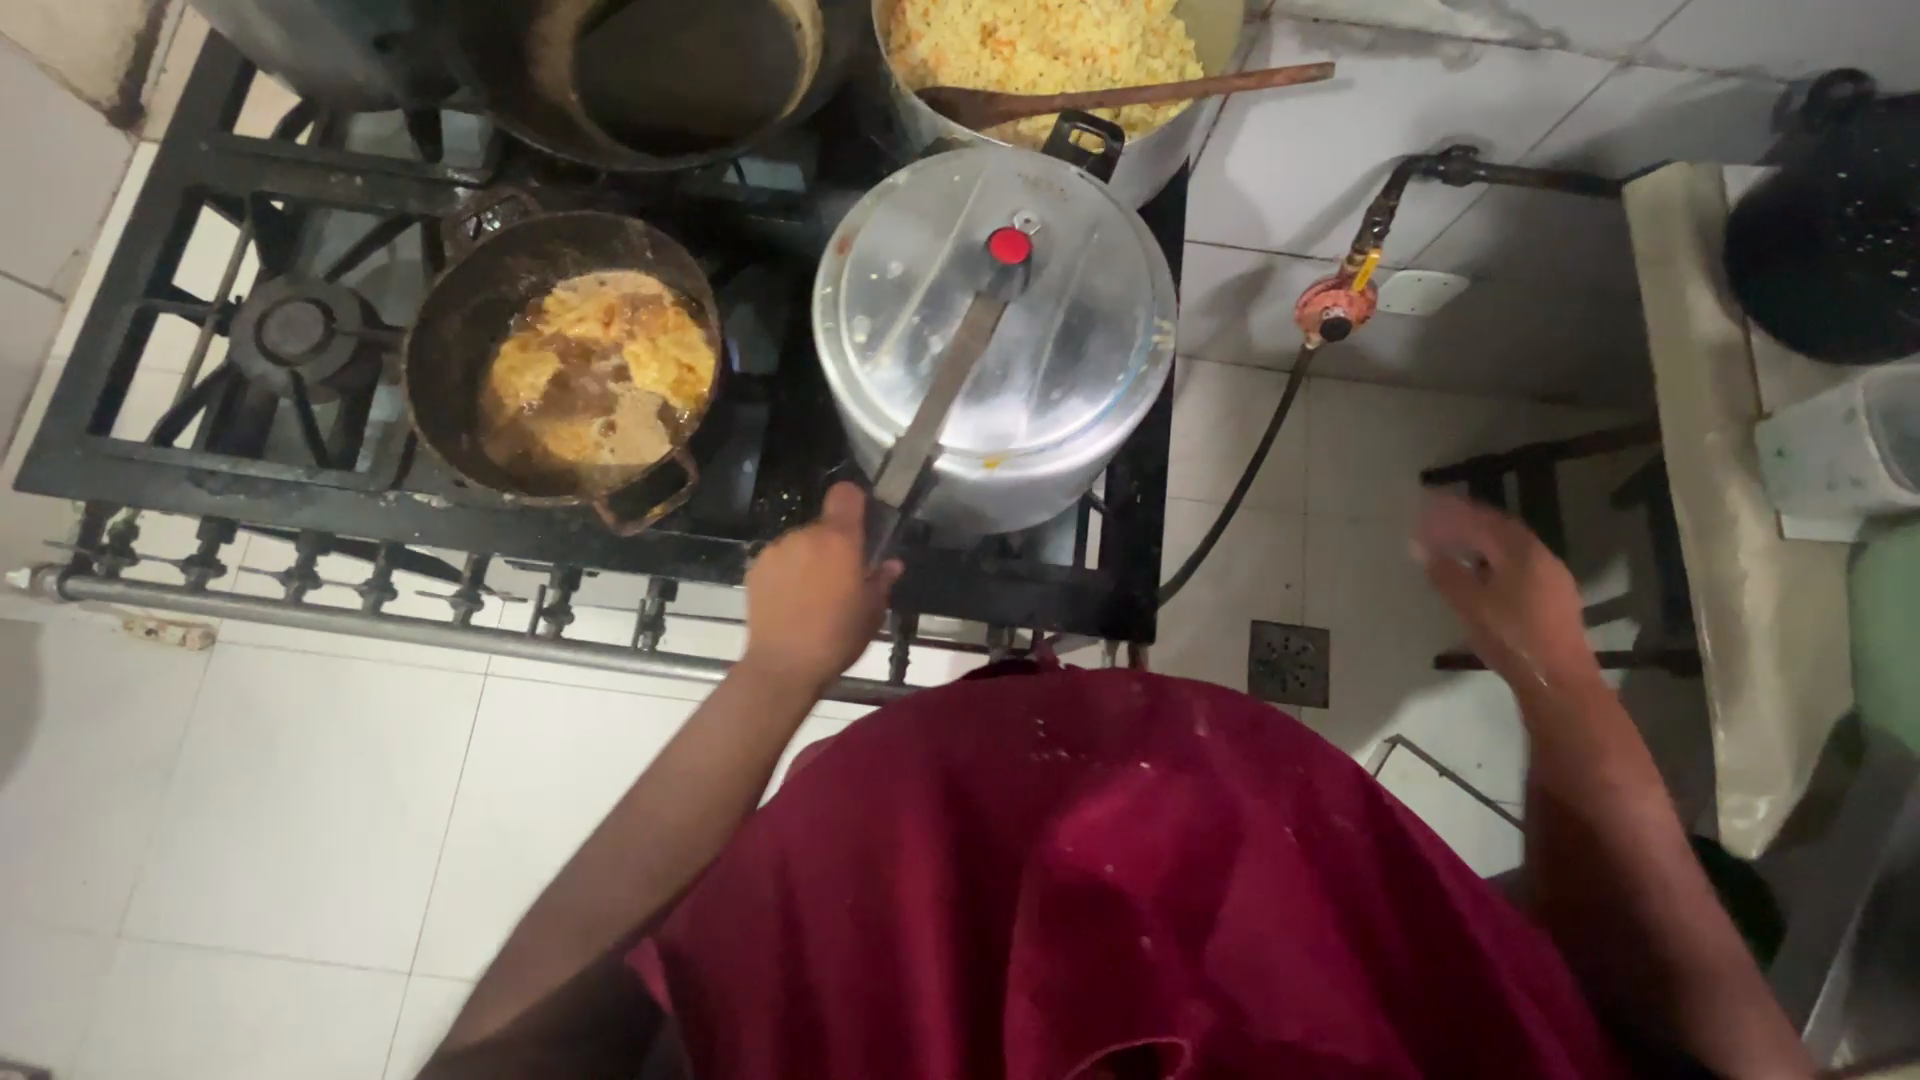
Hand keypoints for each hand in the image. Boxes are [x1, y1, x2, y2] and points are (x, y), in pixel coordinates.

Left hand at [742, 482, 903, 694]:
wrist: (784, 664)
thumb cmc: (838, 637)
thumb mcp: (871, 612)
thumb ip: (881, 580)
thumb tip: (892, 565)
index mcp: (840, 540)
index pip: (845, 494)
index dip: (853, 503)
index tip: (860, 525)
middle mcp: (805, 535)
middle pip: (823, 526)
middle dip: (833, 545)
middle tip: (840, 579)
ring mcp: (776, 550)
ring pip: (800, 544)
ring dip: (808, 559)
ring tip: (812, 595)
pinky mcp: (755, 568)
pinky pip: (779, 560)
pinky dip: (787, 572)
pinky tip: (790, 602)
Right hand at [1415, 493, 1603, 697]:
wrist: (1557, 679)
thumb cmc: (1511, 637)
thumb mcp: (1470, 605)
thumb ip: (1446, 574)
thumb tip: (1423, 549)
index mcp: (1524, 555)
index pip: (1487, 521)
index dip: (1458, 512)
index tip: (1432, 505)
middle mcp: (1544, 560)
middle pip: (1503, 533)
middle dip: (1471, 525)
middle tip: (1441, 524)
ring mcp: (1553, 581)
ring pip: (1513, 551)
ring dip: (1483, 544)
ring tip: (1456, 548)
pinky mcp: (1554, 600)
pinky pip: (1520, 568)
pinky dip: (1495, 562)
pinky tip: (1480, 576)